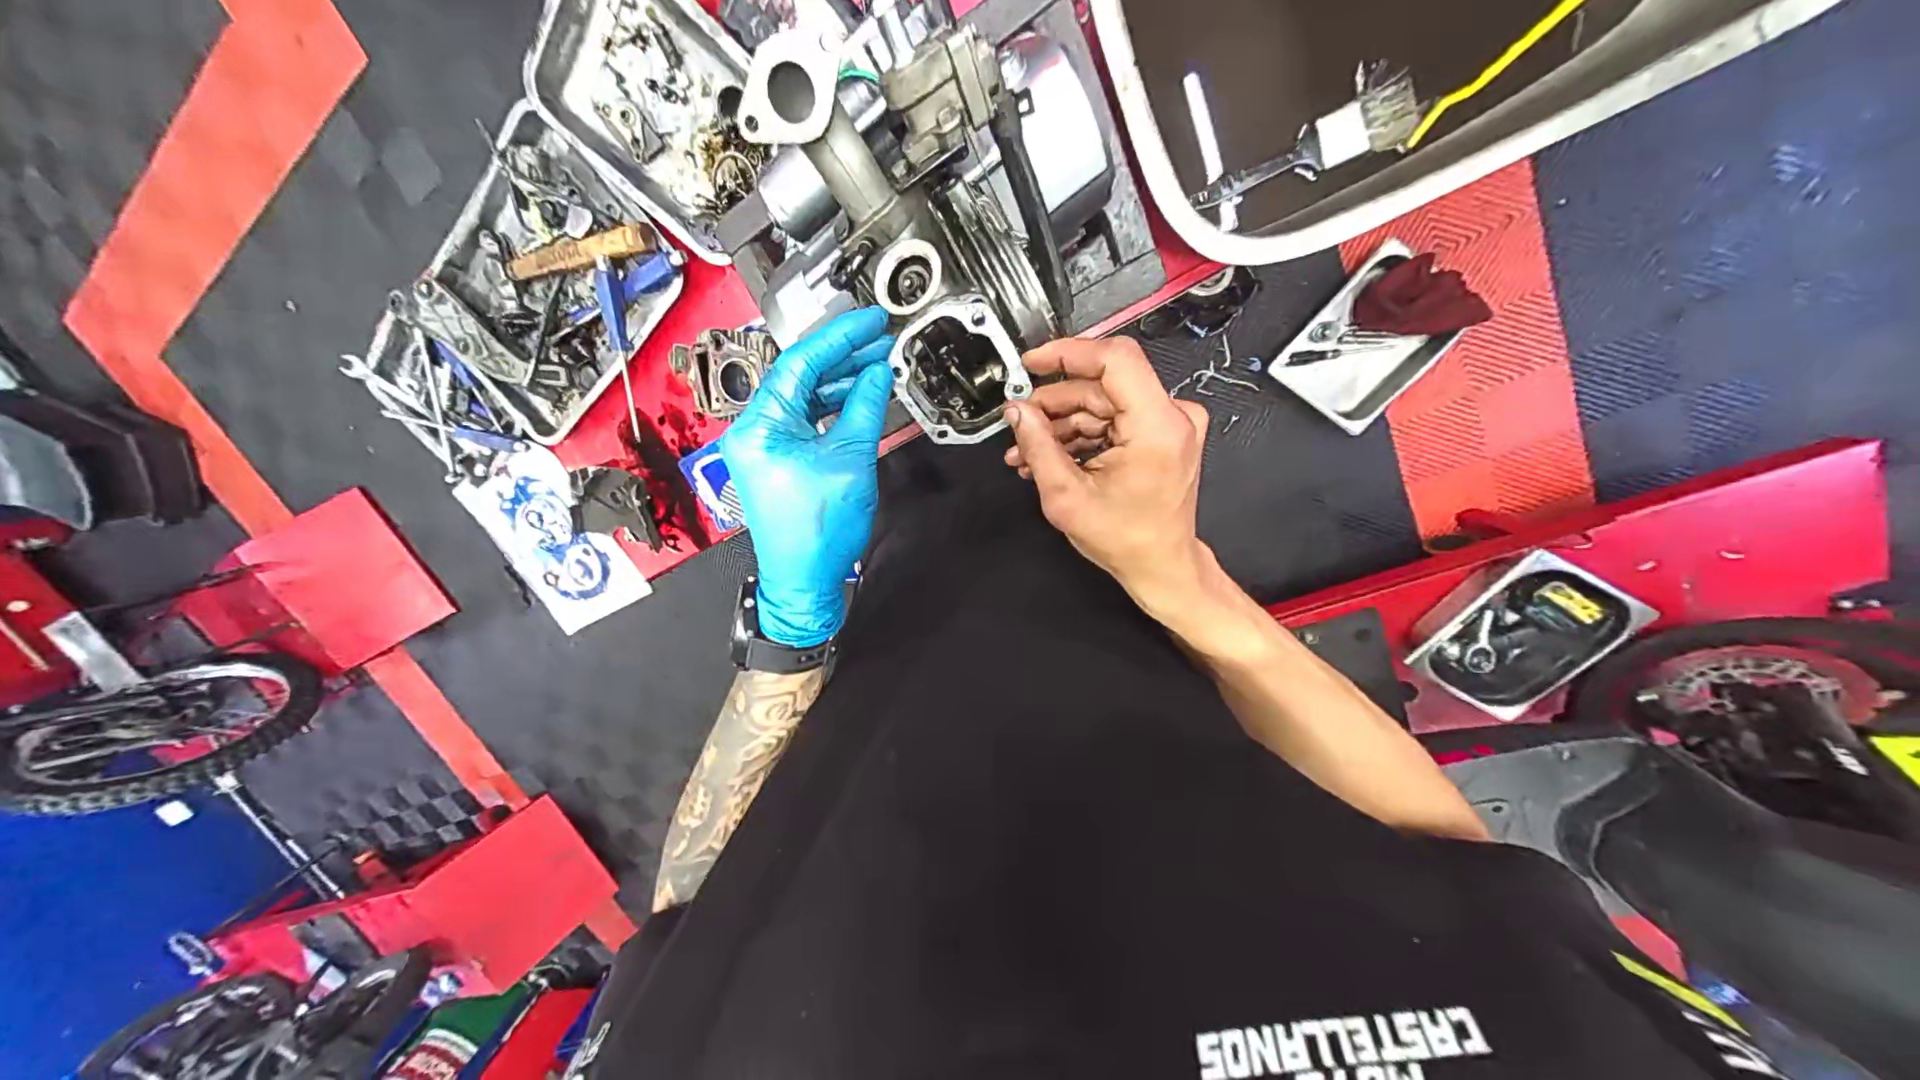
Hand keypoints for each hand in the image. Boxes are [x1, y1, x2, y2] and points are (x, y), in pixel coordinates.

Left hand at [721, 308, 894, 645]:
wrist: (806, 579)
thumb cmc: (817, 534)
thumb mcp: (851, 459)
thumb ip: (864, 407)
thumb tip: (876, 373)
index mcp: (761, 425)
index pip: (802, 362)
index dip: (841, 337)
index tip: (868, 322)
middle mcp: (754, 429)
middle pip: (802, 375)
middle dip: (844, 356)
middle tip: (880, 340)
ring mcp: (765, 443)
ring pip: (805, 396)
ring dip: (841, 380)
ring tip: (877, 365)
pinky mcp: (778, 456)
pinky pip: (806, 418)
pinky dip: (833, 405)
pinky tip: (859, 395)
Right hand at [1002, 336, 1212, 612]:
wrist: (1159, 564)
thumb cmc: (1128, 540)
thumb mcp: (1066, 495)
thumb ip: (1037, 445)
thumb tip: (1017, 411)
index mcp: (1157, 427)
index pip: (1114, 359)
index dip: (1067, 353)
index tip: (1034, 363)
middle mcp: (1172, 417)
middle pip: (1100, 384)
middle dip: (1054, 404)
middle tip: (1020, 426)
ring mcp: (1170, 424)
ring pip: (1102, 401)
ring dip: (1062, 423)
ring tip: (1030, 451)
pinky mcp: (1162, 432)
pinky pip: (1113, 417)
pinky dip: (1081, 432)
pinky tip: (1053, 454)